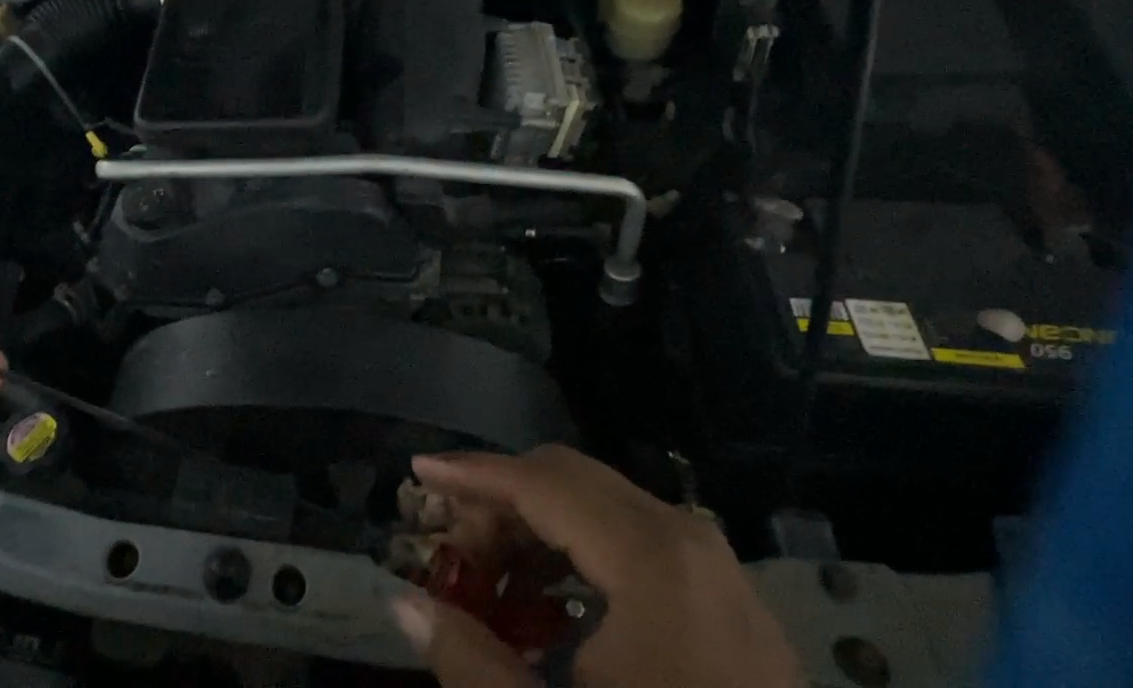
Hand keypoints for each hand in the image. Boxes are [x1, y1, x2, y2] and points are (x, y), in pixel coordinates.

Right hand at [389, 445, 800, 687]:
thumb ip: (470, 662)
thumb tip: (403, 603)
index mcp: (650, 560)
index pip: (541, 483)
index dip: (472, 474)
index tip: (418, 471)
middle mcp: (687, 540)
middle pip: (570, 479)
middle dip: (500, 501)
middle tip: (451, 551)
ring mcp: (716, 567)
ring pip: (603, 505)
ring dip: (537, 526)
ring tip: (493, 584)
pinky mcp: (729, 599)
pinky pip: (637, 539)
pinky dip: (580, 550)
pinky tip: (551, 607)